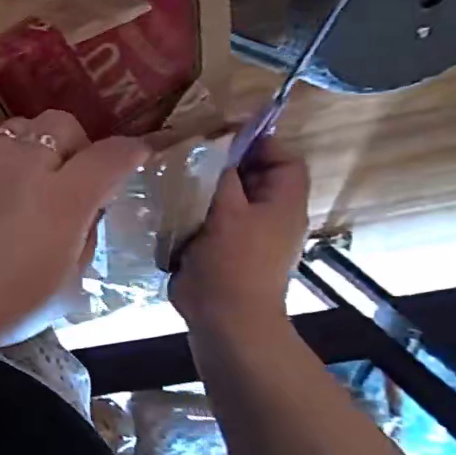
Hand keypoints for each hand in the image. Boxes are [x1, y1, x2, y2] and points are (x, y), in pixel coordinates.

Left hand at [0, 110, 148, 348]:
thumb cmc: (6, 305)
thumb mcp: (68, 286)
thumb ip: (86, 239)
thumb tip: (87, 213)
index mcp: (65, 198)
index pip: (113, 155)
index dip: (132, 153)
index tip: (136, 159)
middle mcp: (29, 164)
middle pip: (64, 123)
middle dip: (76, 144)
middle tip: (70, 177)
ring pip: (24, 125)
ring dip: (35, 144)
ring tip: (29, 176)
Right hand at [168, 134, 311, 325]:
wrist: (224, 319)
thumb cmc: (233, 261)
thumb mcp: (228, 209)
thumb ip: (223, 173)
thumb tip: (215, 145)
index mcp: (284, 204)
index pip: (285, 159)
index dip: (261, 143)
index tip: (223, 135)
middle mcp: (270, 216)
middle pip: (253, 176)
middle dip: (224, 163)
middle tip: (190, 152)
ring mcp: (245, 235)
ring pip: (227, 198)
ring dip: (204, 187)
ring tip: (176, 174)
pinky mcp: (221, 250)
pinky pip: (210, 219)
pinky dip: (193, 210)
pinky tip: (170, 204)